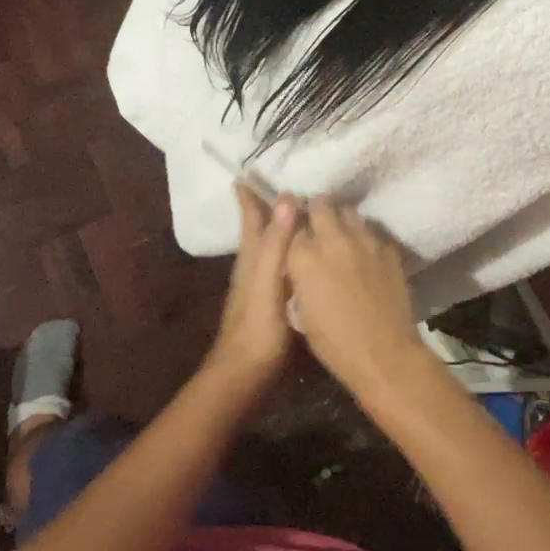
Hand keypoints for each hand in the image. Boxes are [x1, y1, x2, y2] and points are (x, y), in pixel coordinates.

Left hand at [203, 185, 301, 388]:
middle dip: (267, 208)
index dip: (250, 197)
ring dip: (280, 230)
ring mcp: (261, 289)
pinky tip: (305, 261)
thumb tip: (286, 198)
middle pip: (259, 231)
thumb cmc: (256, 330)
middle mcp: (253, 268)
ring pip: (270, 249)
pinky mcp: (271, 306)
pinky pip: (282, 269)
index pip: (251, 219)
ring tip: (300, 217)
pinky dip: (291, 255)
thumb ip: (276, 244)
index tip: (250, 173)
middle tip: (285, 187)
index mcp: (252, 259)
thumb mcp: (268, 283)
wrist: (244, 377)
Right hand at [285, 198, 428, 398]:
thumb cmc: (334, 343)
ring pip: (349, 212)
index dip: (293, 230)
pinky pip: (372, 233)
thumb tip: (301, 263)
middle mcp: (332, 240)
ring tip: (342, 237)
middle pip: (320, 205)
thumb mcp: (301, 310)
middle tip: (317, 227)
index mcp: (304, 256)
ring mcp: (364, 241)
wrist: (384, 355)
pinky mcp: (388, 249)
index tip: (295, 237)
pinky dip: (366, 239)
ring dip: (342, 221)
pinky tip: (366, 256)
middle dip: (316, 212)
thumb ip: (299, 276)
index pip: (291, 225)